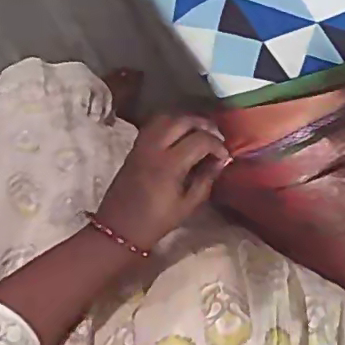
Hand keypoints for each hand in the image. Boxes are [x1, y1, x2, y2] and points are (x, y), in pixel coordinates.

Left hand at [93, 113, 229, 250]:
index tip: (224, 155)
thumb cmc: (156, 221)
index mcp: (169, 165)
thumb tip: (221, 160)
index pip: (200, 140)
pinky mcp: (135, 146)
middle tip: (217, 137)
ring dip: (187, 120)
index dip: (217, 145)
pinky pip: (154, 124)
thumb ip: (206, 179)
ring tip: (200, 131)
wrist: (119, 227)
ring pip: (167, 117)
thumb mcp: (188, 205)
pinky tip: (181, 134)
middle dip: (204, 125)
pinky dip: (171, 123)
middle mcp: (154, 148)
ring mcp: (142, 144)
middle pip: (183, 121)